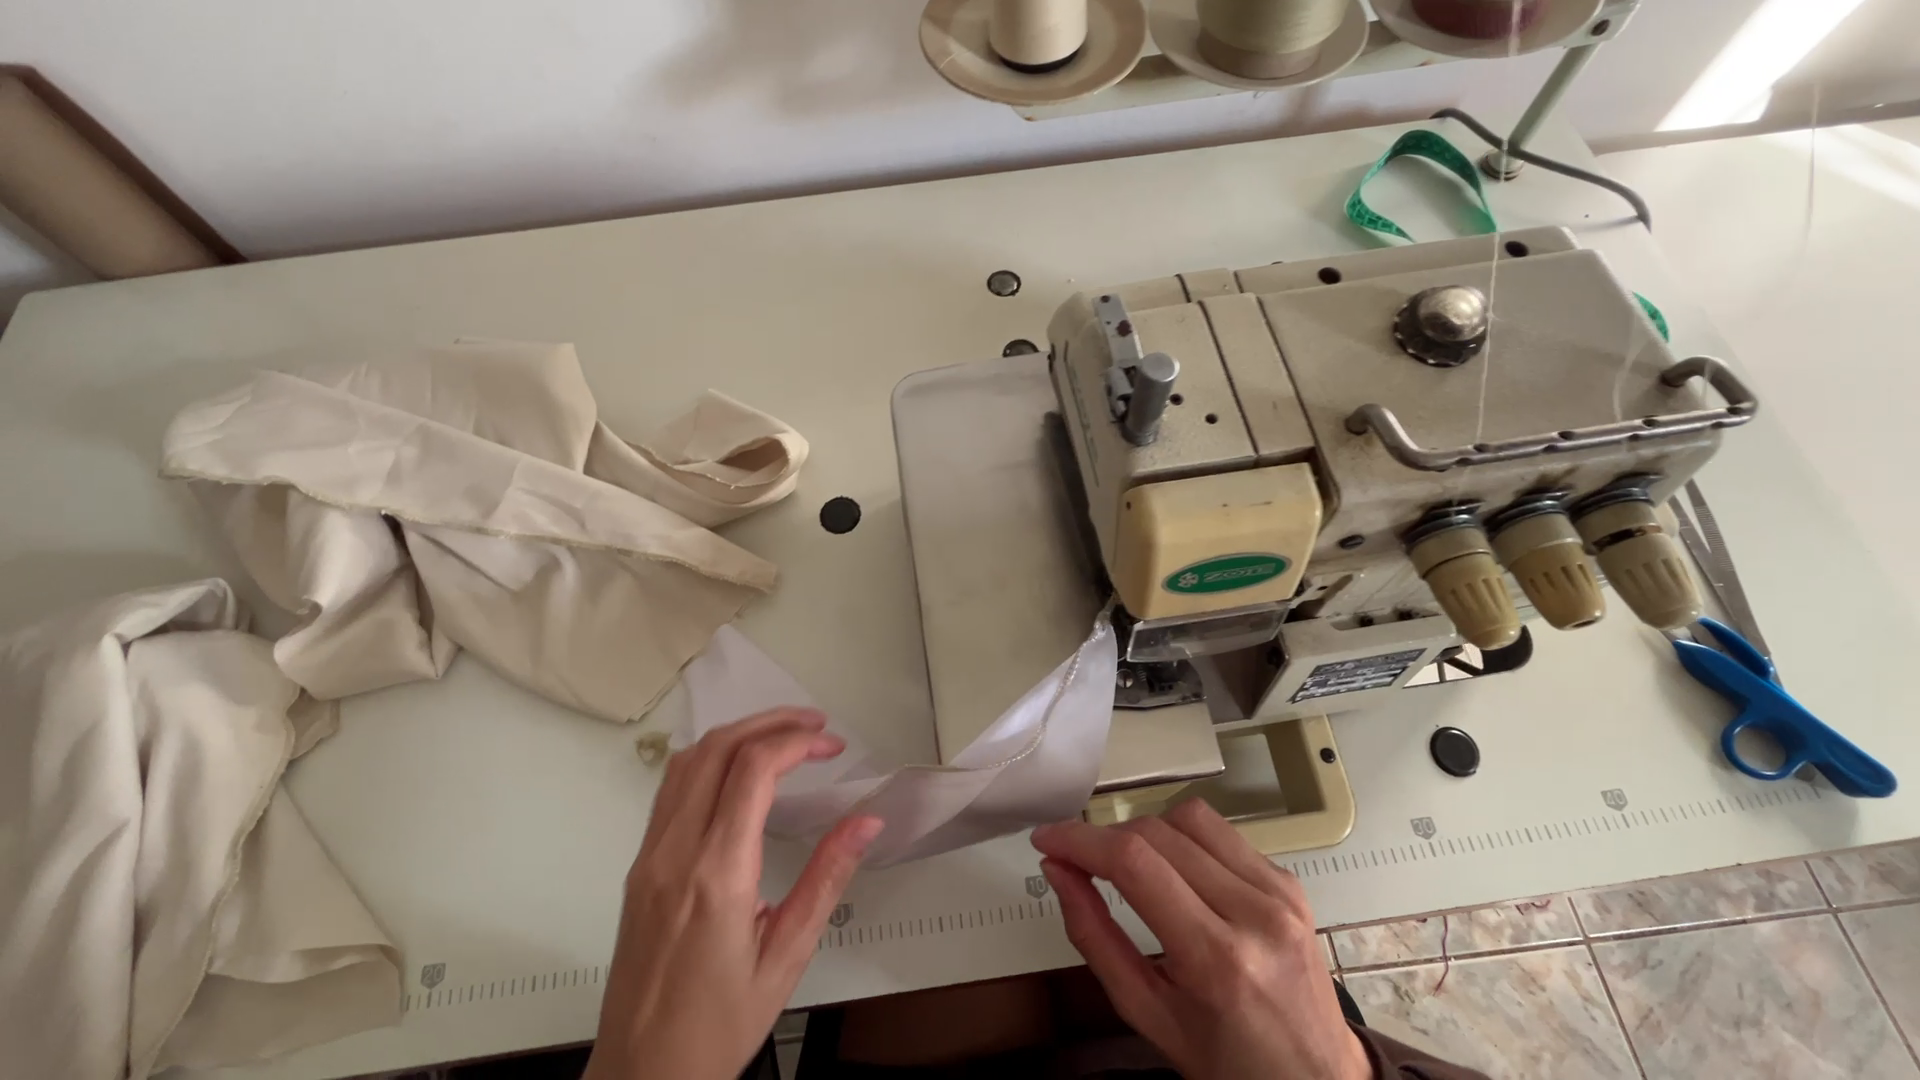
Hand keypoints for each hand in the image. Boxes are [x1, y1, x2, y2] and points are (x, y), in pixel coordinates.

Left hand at [586, 708, 883, 1079]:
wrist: (640, 1076)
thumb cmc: (719, 1027)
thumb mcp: (786, 957)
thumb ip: (826, 879)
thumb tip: (866, 821)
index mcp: (715, 875)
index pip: (752, 771)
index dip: (796, 742)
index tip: (833, 746)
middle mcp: (673, 852)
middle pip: (716, 750)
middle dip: (770, 722)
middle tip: (816, 725)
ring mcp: (648, 856)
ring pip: (687, 761)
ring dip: (738, 734)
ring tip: (784, 736)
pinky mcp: (638, 865)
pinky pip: (671, 789)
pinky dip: (711, 760)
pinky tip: (740, 771)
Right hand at [1032, 800, 1369, 1079]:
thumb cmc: (1225, 1063)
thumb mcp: (1147, 1014)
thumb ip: (1094, 938)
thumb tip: (1056, 871)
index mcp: (1216, 958)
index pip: (1134, 864)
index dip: (1079, 840)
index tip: (1046, 839)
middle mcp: (1254, 912)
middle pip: (1156, 833)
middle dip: (1103, 837)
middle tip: (1076, 860)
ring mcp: (1279, 891)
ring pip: (1189, 817)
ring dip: (1144, 831)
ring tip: (1127, 864)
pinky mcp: (1290, 882)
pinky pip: (1221, 833)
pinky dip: (1183, 840)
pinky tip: (1175, 871)